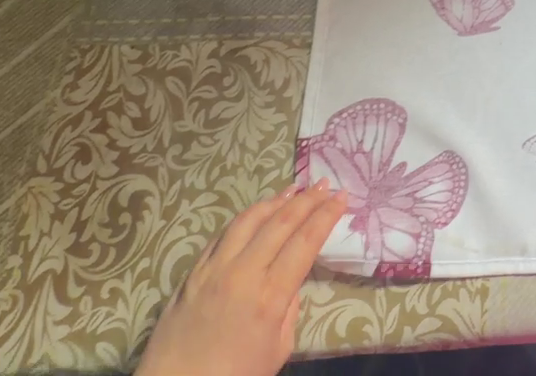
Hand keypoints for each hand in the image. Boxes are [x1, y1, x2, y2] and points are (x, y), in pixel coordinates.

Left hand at [135, 179, 348, 375]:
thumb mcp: (278, 349)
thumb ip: (289, 308)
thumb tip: (291, 278)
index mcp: (270, 296)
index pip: (306, 241)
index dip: (327, 215)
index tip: (342, 197)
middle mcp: (243, 273)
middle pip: (282, 222)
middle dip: (308, 200)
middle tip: (325, 185)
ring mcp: (215, 268)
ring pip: (250, 219)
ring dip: (277, 200)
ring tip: (295, 190)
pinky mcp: (193, 272)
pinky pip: (224, 233)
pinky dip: (247, 217)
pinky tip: (258, 213)